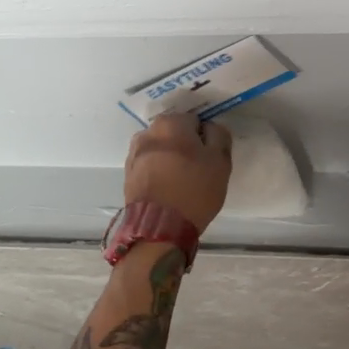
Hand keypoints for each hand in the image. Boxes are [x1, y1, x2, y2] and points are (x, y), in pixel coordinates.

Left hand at [124, 113, 232, 231]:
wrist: (158, 228)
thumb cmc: (194, 190)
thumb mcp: (220, 161)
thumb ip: (219, 136)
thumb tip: (210, 128)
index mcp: (170, 123)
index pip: (194, 120)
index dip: (204, 137)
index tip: (210, 155)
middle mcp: (147, 132)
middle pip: (174, 133)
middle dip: (185, 145)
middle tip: (198, 169)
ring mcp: (134, 154)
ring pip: (160, 150)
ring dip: (170, 159)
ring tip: (181, 182)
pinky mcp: (128, 175)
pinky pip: (149, 166)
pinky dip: (158, 172)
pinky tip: (168, 189)